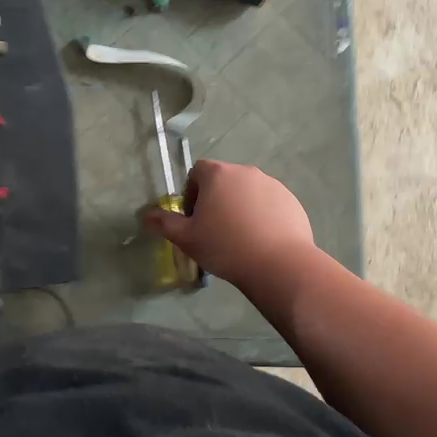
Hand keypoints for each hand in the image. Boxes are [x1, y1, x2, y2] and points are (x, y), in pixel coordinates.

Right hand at [141, 160, 315, 285]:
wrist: (278, 265)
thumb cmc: (225, 247)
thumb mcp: (187, 238)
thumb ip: (165, 223)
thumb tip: (145, 215)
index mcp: (218, 174)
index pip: (197, 171)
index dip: (192, 193)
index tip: (195, 218)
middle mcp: (246, 171)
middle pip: (224, 180)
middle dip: (216, 200)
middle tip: (215, 230)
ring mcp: (272, 184)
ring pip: (248, 192)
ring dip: (240, 207)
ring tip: (240, 238)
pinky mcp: (291, 201)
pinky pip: (270, 204)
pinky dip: (263, 215)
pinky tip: (261, 241)